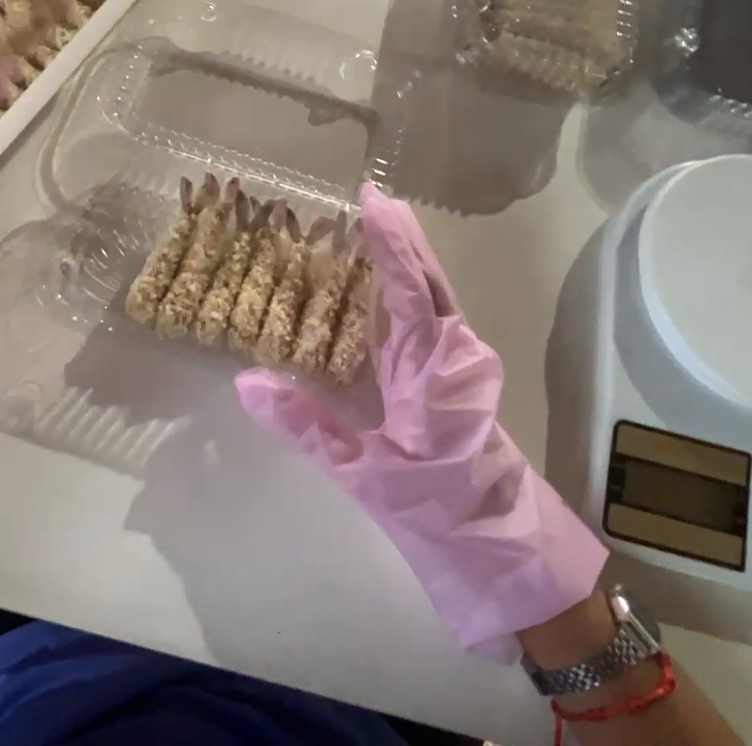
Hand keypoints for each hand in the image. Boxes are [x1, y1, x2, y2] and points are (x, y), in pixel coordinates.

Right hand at [236, 184, 606, 660]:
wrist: (505, 555)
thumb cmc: (440, 513)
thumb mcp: (365, 476)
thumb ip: (306, 427)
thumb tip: (246, 380)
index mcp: (435, 371)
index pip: (410, 291)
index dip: (391, 244)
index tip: (371, 200)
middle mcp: (453, 358)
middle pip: (429, 282)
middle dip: (402, 238)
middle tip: (371, 197)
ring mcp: (456, 368)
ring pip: (434, 298)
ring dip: (408, 259)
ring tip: (376, 225)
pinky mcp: (451, 383)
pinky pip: (430, 321)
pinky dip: (410, 290)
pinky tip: (386, 287)